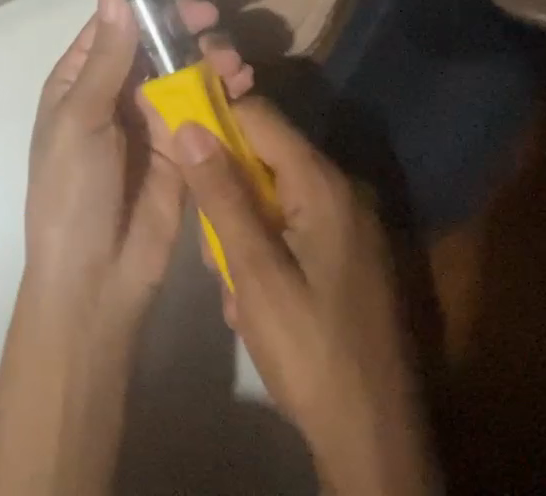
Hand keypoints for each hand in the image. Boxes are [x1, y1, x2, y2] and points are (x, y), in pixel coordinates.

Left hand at [24, 0, 253, 320]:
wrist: (96, 276)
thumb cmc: (73, 191)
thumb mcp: (81, 119)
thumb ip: (106, 58)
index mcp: (78, 81)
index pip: (112, 22)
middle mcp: (114, 94)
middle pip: (153, 42)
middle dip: (181, 21)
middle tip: (210, 12)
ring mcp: (150, 122)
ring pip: (183, 71)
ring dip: (207, 54)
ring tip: (228, 52)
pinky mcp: (183, 150)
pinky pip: (204, 108)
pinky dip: (224, 90)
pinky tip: (243, 80)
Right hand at [152, 97, 437, 495]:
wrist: (373, 433)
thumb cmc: (308, 346)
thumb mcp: (253, 270)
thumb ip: (220, 194)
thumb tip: (189, 125)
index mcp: (323, 186)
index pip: (260, 116)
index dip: (214, 110)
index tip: (171, 120)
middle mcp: (342, 193)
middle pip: (264, 156)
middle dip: (225, 189)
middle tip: (208, 244)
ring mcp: (349, 226)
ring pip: (272, 196)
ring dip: (240, 229)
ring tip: (233, 285)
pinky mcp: (348, 256)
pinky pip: (291, 227)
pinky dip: (263, 249)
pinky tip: (253, 297)